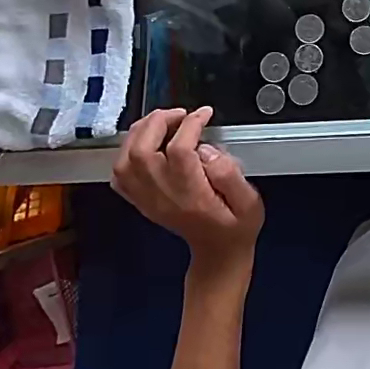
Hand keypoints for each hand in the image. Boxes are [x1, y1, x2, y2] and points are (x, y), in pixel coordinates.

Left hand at [112, 107, 263, 266]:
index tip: (205, 114)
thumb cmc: (237, 226)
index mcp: (192, 195)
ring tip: (163, 121)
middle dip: (158, 123)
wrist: (218, 254)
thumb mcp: (249, 202)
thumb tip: (207, 151)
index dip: (190, 125)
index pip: (179, 151)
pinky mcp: (141, 201)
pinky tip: (147, 143)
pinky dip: (127, 153)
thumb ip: (231, 175)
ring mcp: (148, 200)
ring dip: (140, 133)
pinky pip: (120, 175)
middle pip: (142, 152)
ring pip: (126, 160)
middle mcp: (163, 196)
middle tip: (180, 114)